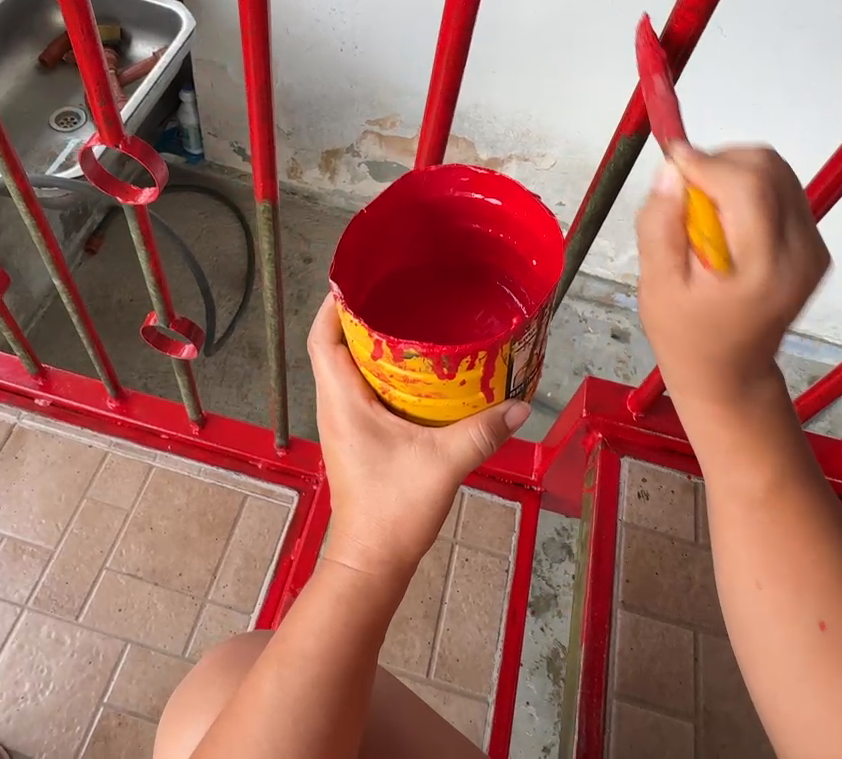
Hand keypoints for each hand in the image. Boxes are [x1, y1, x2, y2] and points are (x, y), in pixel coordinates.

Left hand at [307, 296, 529, 580]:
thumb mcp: (443, 464)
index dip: (333, 305)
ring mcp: (345, 422)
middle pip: (333, 346)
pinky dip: (381, 370)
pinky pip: (362, 388)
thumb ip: (482, 432)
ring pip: (347, 367)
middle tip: (396, 291)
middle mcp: (335, 406)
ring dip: (369, 343)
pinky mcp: (358, 437)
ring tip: (408, 320)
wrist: (372, 561)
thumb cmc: (393, 511)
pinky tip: (416, 370)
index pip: (321, 339)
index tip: (359, 279)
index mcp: (341, 402)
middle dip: (358, 315)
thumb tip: (519, 404)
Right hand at [636, 144, 829, 403]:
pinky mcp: (814, 243)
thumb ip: (660, 226)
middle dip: (719, 163)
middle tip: (683, 190)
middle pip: (767, 169)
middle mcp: (800, 253)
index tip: (672, 160)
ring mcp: (813, 247)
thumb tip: (671, 170)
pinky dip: (746, 187)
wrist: (728, 370)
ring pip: (776, 171)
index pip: (748, 187)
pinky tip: (723, 220)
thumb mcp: (656, 285)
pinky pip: (781, 188)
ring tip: (701, 208)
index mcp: (762, 270)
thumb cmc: (684, 333)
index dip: (706, 163)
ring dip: (732, 173)